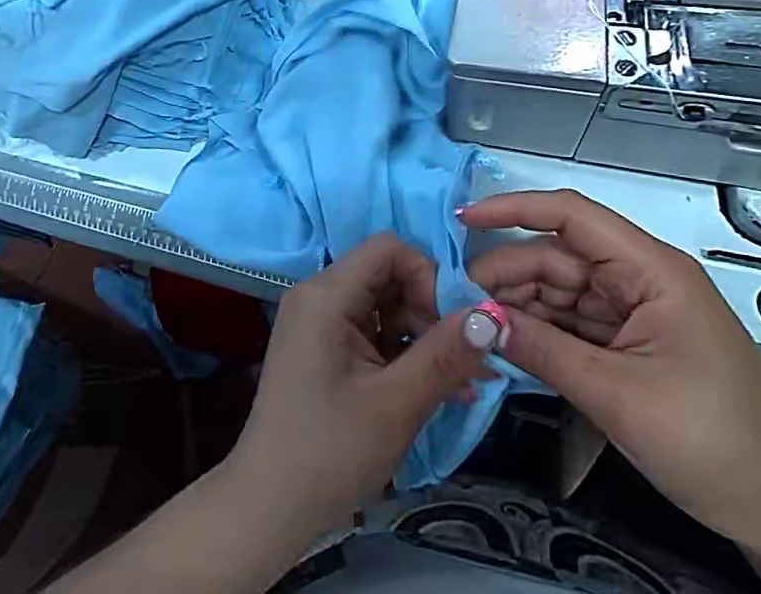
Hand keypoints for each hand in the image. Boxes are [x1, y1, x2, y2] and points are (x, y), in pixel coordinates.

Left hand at [225, 231, 493, 531]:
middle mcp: (319, 297)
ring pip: (387, 306)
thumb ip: (446, 353)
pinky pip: (374, 333)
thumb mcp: (397, 404)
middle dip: (431, 312)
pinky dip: (405, 354)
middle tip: (464, 360)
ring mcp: (320, 324)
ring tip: (461, 383)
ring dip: (425, 338)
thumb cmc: (329, 453)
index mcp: (325, 296)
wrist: (267, 511)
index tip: (450, 325)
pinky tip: (438, 389)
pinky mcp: (325, 349)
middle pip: (389, 276)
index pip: (389, 249)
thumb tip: (493, 315)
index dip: (427, 277)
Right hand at [463, 190, 760, 549]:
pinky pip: (572, 324)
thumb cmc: (716, 443)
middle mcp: (641, 279)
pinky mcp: (629, 343)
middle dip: (506, 274)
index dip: (514, 209)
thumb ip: (543, 349)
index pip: (572, 216)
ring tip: (473, 324)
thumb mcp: (619, 395)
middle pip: (558, 257)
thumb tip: (479, 317)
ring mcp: (634, 312)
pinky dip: (538, 332)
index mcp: (651, 270)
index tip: (465, 221)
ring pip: (560, 291)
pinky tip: (506, 342)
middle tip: (457, 301)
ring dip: (518, 305)